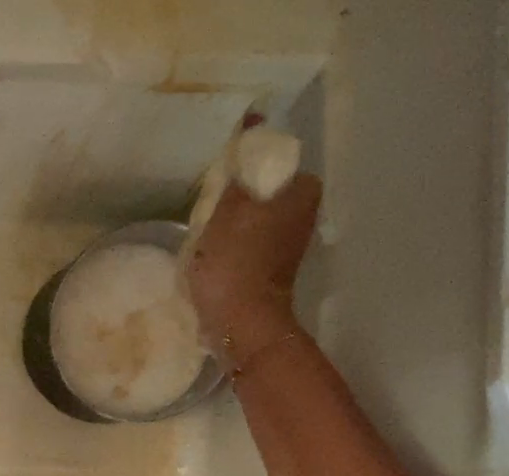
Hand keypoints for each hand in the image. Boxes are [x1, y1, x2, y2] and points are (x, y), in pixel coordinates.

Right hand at [185, 173, 321, 364]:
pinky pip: (250, 241)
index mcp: (301, 190)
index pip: (269, 163)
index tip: (214, 184)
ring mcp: (289, 242)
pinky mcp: (272, 266)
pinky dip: (232, 244)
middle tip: (204, 209)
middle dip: (236, 196)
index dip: (240, 170)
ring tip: (203, 233)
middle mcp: (304, 211)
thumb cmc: (234, 261)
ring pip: (255, 216)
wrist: (240, 321)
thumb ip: (240, 168)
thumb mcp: (229, 208)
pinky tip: (211, 254)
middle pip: (262, 191)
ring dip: (231, 221)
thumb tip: (254, 122)